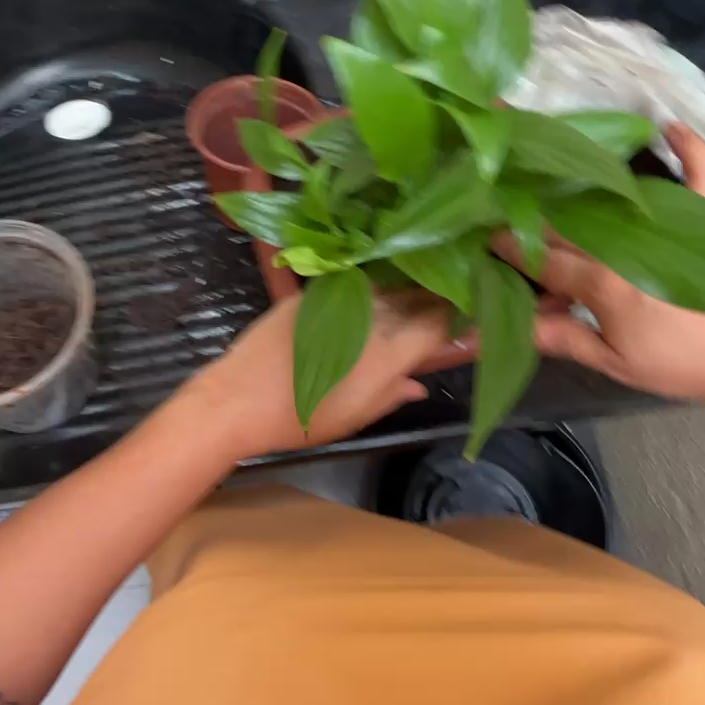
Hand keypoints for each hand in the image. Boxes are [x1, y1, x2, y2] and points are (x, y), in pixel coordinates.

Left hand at [177, 289, 450, 459]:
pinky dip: (371, 288)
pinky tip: (374, 295)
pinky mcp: (311, 292)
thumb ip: (391, 396)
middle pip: (417, 298)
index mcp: (389, 353)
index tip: (467, 320)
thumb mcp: (353, 418)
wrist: (237, 399)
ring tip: (416, 296)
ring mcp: (339, 299)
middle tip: (450, 303)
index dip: (456, 319)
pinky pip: (353, 283)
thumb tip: (418, 385)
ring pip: (387, 287)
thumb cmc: (298, 420)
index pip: (438, 323)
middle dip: (436, 298)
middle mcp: (371, 318)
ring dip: (405, 290)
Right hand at [494, 123, 704, 405]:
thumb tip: (494, 332)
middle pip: (571, 228)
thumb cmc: (681, 363)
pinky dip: (691, 150)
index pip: (546, 262)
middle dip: (534, 223)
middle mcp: (631, 245)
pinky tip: (670, 127)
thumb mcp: (611, 360)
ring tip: (549, 184)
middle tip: (507, 216)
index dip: (513, 252)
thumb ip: (558, 338)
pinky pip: (702, 176)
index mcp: (605, 282)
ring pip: (614, 200)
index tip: (485, 239)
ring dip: (579, 192)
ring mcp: (672, 227)